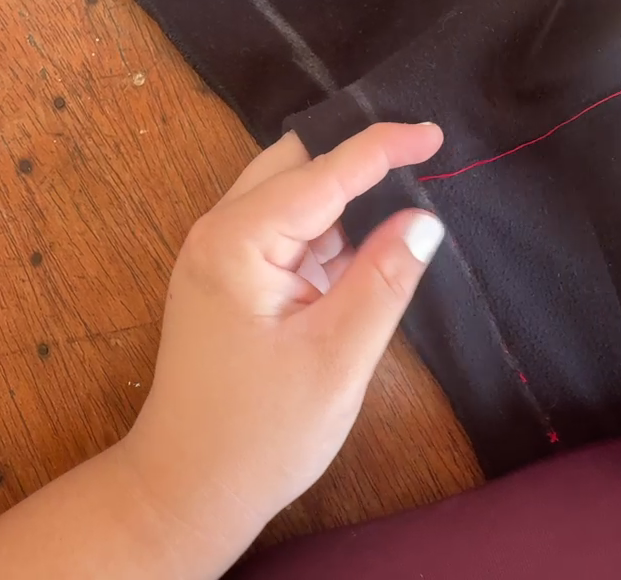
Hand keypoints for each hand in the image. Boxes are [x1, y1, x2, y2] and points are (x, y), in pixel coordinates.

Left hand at [118, 122, 446, 547]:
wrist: (186, 487)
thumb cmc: (260, 432)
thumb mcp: (336, 358)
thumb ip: (383, 279)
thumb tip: (424, 220)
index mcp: (238, 239)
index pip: (323, 172)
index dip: (382, 146)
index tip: (434, 132)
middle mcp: (220, 229)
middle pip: (296, 166)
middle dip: (355, 161)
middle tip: (419, 161)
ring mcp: (220, 250)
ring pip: (289, 195)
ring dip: (341, 200)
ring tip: (400, 205)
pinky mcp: (229, 273)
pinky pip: (282, 230)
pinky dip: (324, 233)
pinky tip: (359, 251)